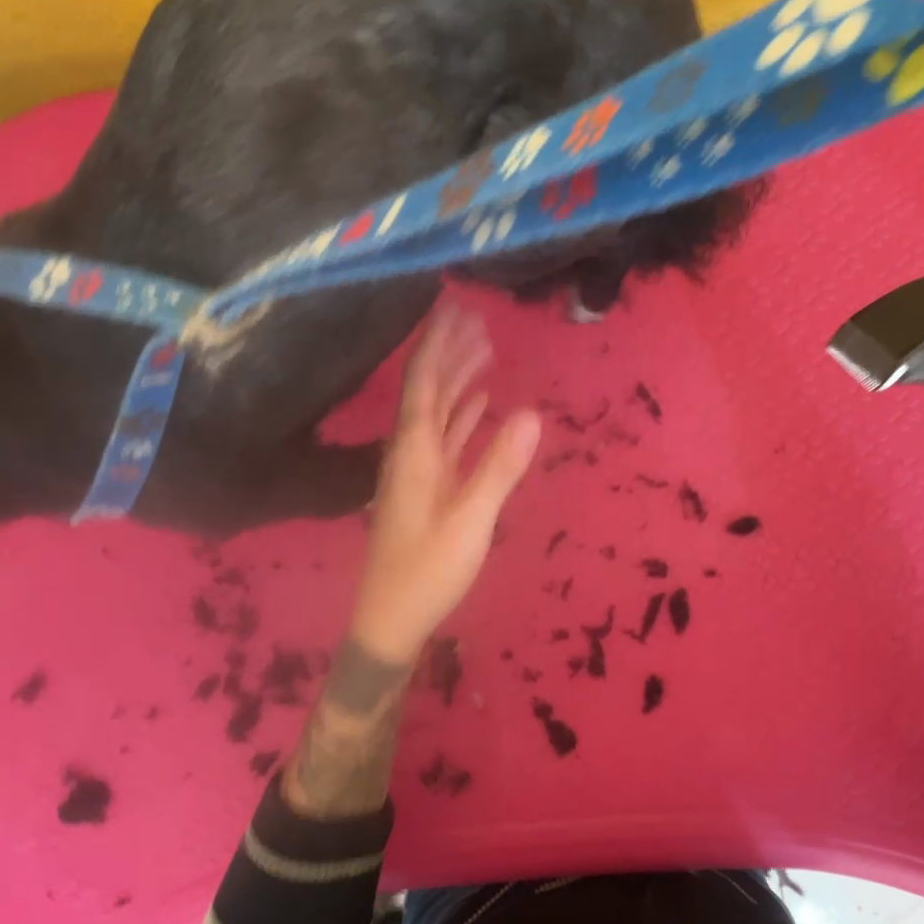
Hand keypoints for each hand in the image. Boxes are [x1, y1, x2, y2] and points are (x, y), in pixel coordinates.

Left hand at [350, 303, 540, 662]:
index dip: (438, 340)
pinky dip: (461, 412)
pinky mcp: (426, 487)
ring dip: (457, 376)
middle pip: (429, 387)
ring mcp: (417, 468)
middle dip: (450, 349)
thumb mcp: (470, 520)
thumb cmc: (428, 570)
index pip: (424, 379)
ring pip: (437, 409)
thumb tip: (533, 412)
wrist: (390, 618)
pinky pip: (444, 436)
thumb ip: (500, 466)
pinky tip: (479, 401)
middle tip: (480, 316)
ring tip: (485, 346)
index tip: (456, 304)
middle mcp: (410, 449)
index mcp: (415, 449)